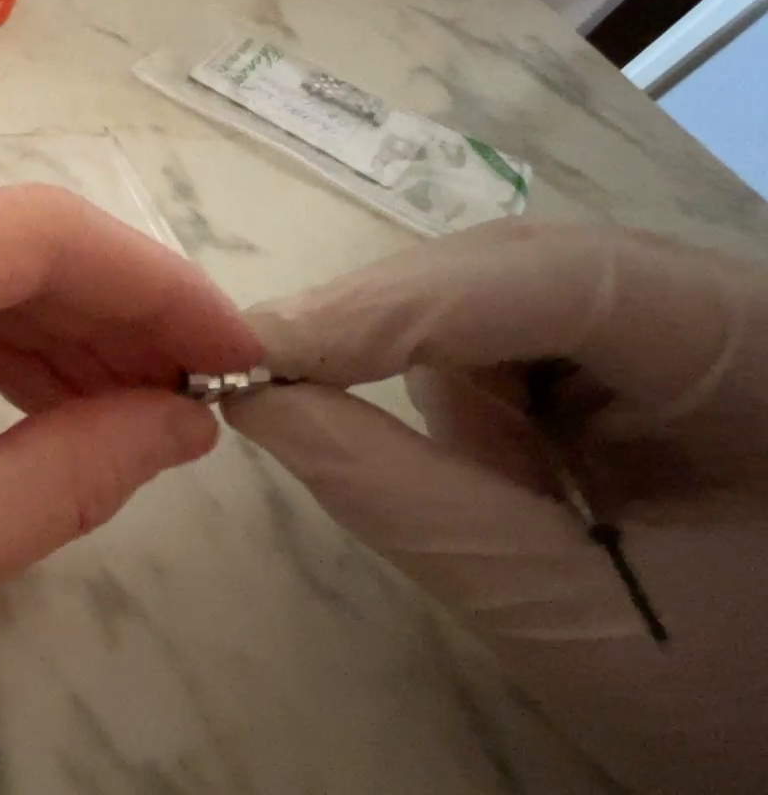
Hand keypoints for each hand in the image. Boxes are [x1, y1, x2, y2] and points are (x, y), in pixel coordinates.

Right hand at [222, 219, 767, 794]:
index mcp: (765, 359)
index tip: (263, 347)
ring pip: (482, 289)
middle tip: (251, 361)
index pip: (570, 283)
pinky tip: (400, 412)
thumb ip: (394, 493)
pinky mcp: (608, 355)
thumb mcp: (553, 606)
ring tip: (319, 398)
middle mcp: (716, 311)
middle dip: (375, 316)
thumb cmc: (714, 697)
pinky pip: (482, 331)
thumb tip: (249, 398)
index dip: (402, 303)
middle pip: (512, 268)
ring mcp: (661, 326)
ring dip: (386, 340)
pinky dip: (412, 364)